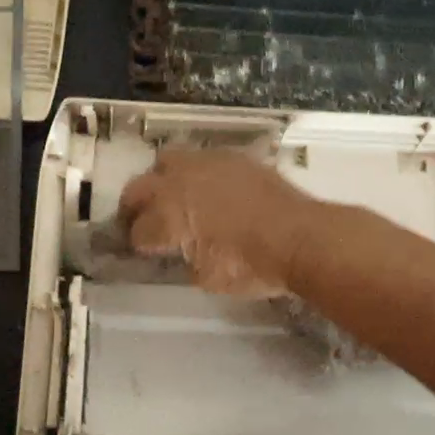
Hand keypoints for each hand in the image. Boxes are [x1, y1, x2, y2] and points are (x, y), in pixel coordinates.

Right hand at [118, 149, 320, 296]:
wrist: (299, 236)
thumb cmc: (249, 266)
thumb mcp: (206, 278)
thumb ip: (183, 259)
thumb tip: (179, 252)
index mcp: (165, 215)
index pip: (136, 230)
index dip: (136, 243)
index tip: (141, 251)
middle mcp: (177, 181)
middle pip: (139, 188)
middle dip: (136, 206)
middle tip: (144, 222)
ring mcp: (205, 163)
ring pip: (167, 162)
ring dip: (163, 181)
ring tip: (174, 197)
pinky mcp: (232, 156)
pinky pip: (202, 160)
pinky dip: (197, 175)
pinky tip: (209, 189)